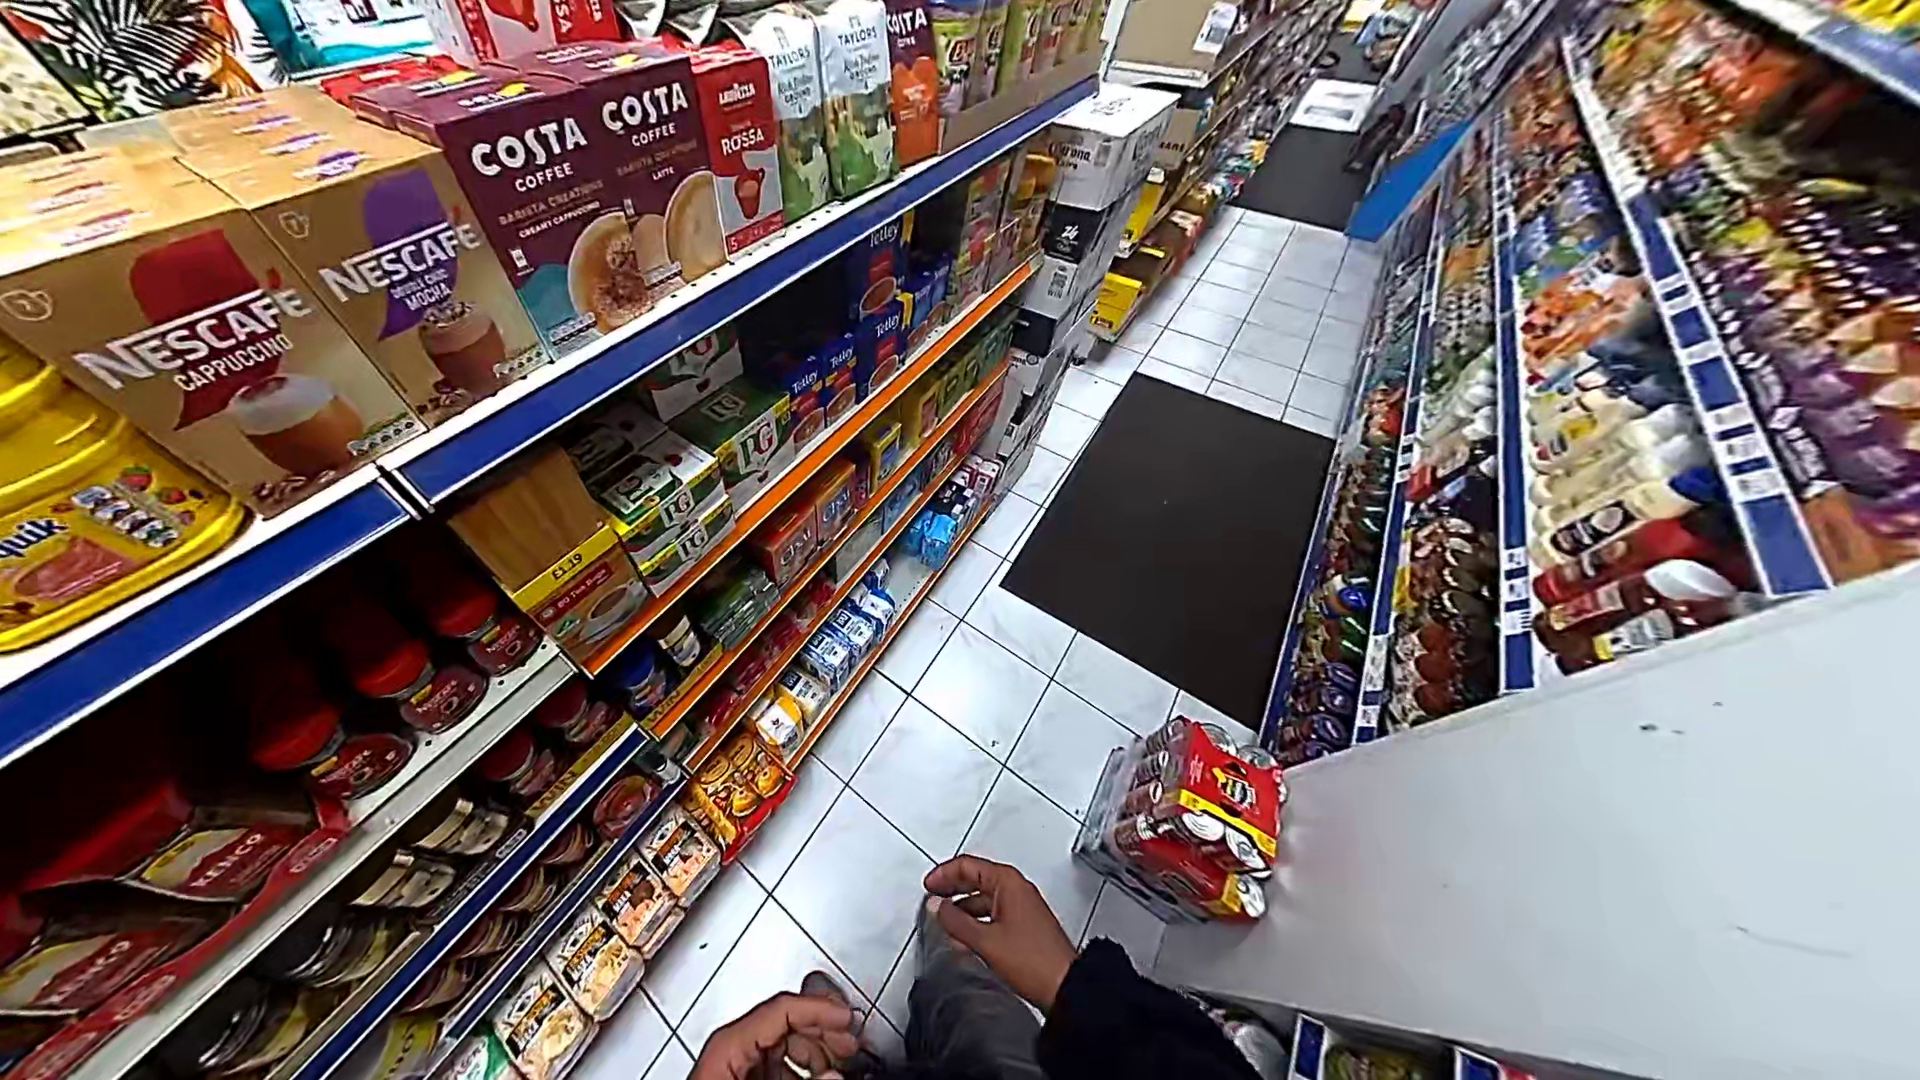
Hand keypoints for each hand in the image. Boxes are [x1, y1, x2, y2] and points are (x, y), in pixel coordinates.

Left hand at [691, 991, 860, 1078]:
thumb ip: (801, 1078)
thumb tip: (834, 1071)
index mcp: (727, 1042)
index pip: (784, 1006)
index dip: (821, 1009)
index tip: (846, 1018)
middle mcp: (728, 1045)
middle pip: (787, 1021)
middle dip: (822, 1030)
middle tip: (848, 1040)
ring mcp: (731, 1062)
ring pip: (783, 1043)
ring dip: (813, 1052)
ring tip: (834, 1066)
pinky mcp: (736, 1077)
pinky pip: (774, 1062)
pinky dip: (798, 1069)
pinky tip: (813, 1078)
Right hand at [923, 855, 1076, 1011]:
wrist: (1064, 986)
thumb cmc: (1034, 960)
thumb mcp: (986, 940)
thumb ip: (956, 921)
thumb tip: (937, 906)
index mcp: (1007, 881)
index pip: (968, 865)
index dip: (944, 873)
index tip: (929, 885)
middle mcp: (1015, 887)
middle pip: (975, 877)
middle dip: (951, 887)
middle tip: (932, 897)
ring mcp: (1020, 904)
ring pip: (983, 896)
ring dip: (962, 907)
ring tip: (944, 920)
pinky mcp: (1023, 922)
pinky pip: (992, 912)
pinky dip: (975, 919)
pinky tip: (965, 936)